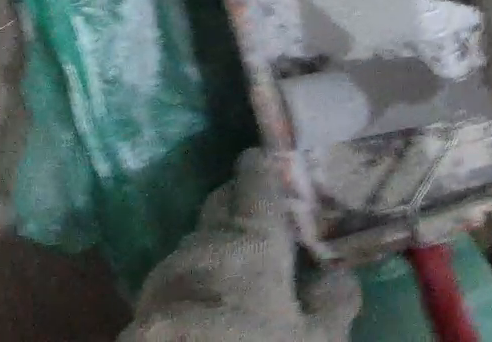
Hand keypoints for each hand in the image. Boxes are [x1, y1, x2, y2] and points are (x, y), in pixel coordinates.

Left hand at [122, 149, 359, 340]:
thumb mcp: (315, 341)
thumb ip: (332, 304)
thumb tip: (341, 276)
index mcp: (252, 235)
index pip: (253, 175)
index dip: (263, 168)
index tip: (274, 169)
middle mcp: (209, 237)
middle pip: (223, 201)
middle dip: (240, 205)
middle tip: (266, 224)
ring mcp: (174, 263)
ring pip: (201, 238)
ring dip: (219, 244)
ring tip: (242, 268)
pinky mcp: (150, 293)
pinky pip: (181, 270)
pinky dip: (199, 275)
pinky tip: (212, 300)